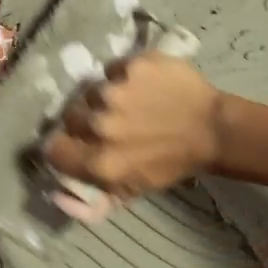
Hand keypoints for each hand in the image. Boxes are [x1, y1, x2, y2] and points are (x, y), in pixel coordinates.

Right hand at [43, 52, 225, 207]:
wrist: (212, 130)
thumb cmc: (171, 163)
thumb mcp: (133, 190)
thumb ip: (92, 201)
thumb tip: (56, 196)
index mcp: (99, 161)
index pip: (54, 149)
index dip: (65, 146)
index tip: (77, 143)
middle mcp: (101, 125)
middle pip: (70, 116)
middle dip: (84, 120)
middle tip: (106, 122)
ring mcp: (116, 91)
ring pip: (91, 89)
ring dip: (104, 96)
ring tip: (126, 101)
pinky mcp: (132, 66)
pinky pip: (113, 68)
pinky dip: (123, 76)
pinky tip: (141, 85)